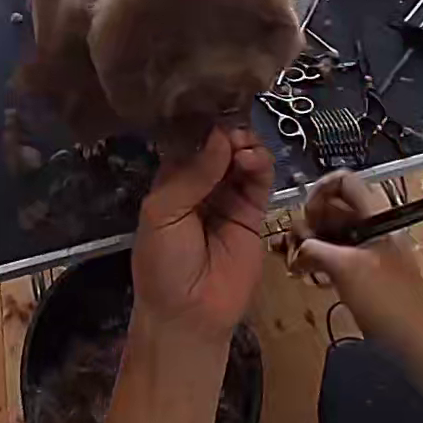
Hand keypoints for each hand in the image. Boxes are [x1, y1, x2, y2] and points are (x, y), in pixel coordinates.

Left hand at [131, 127, 272, 344]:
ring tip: (243, 150)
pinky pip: (260, 181)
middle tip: (233, 133)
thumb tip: (220, 136)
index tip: (214, 108)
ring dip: (245, 146)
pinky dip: (260, 165)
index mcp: (173, 181)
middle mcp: (202, 184)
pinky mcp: (254, 212)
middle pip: (220, 147)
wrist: (190, 314)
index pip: (190, 142)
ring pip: (243, 159)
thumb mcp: (162, 214)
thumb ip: (192, 174)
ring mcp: (230, 197)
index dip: (202, 126)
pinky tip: (253, 160)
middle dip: (227, 134)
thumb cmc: (164, 264)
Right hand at [292, 171, 422, 387]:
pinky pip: (339, 253)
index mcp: (377, 214)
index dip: (319, 192)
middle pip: (335, 206)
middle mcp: (374, 224)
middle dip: (309, 222)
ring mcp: (372, 248)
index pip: (344, 181)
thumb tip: (294, 250)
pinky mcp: (368, 270)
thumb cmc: (388, 301)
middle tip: (293, 246)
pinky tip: (307, 275)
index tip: (305, 217)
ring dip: (311, 243)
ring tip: (295, 264)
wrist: (421, 344)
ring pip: (334, 232)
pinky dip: (321, 259)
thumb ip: (314, 250)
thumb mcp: (346, 269)